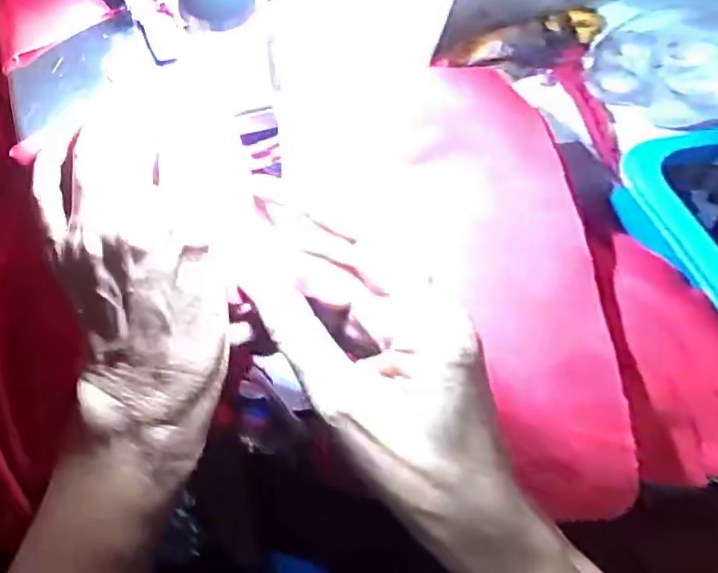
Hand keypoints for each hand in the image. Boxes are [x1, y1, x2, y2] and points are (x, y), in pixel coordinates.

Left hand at [31, 90, 244, 466]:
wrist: (141, 380)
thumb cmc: (196, 329)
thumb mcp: (227, 264)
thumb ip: (212, 200)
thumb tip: (201, 143)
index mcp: (185, 230)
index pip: (183, 146)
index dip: (186, 115)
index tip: (187, 101)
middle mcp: (128, 221)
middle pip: (127, 138)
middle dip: (138, 103)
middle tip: (144, 88)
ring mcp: (82, 229)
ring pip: (84, 151)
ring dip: (98, 117)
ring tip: (111, 102)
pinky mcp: (52, 240)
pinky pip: (43, 180)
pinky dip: (53, 150)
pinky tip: (68, 135)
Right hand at [239, 229, 597, 572]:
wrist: (472, 529)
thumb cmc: (414, 467)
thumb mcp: (342, 398)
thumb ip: (292, 327)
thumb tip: (245, 270)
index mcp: (426, 318)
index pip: (346, 258)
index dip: (292, 229)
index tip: (250, 200)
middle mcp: (424, 309)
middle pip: (352, 250)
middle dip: (299, 222)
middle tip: (254, 188)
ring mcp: (412, 326)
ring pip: (341, 280)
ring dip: (295, 266)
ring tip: (252, 241)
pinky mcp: (396, 344)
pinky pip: (341, 311)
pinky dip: (301, 305)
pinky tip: (262, 304)